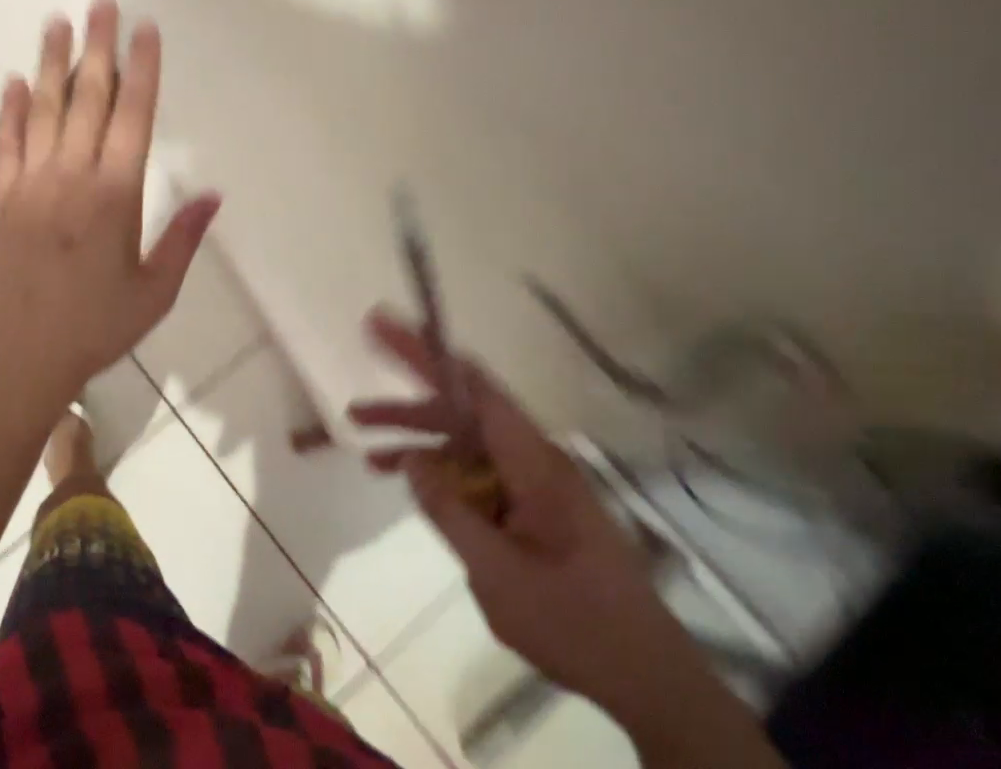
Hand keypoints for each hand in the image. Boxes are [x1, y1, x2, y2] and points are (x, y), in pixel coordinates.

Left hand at [0, 0, 220, 421]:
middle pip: (87, 99)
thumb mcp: (154, 292)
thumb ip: (183, 239)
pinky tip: (14, 81)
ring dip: (52, 64)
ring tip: (58, 22)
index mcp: (115, 196)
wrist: (19, 358)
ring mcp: (32, 185)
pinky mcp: (4, 201)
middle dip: (98, 47)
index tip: (146, 29)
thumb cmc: (95, 329)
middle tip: (102, 1)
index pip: (133, 117)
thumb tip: (213, 196)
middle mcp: (72, 177)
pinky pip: (8, 146)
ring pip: (44, 111)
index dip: (142, 69)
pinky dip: (11, 112)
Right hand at [349, 308, 712, 729]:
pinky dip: (443, 475)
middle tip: (356, 408)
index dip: (427, 353)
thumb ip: (449, 512)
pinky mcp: (534, 507)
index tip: (384, 328)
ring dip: (421, 443)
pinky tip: (411, 483)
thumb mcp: (497, 572)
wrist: (644, 672)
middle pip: (465, 413)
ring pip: (469, 445)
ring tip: (366, 450)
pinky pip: (480, 475)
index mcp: (534, 464)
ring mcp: (536, 484)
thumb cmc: (573, 621)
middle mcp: (536, 461)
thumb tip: (412, 460)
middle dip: (409, 405)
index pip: (475, 389)